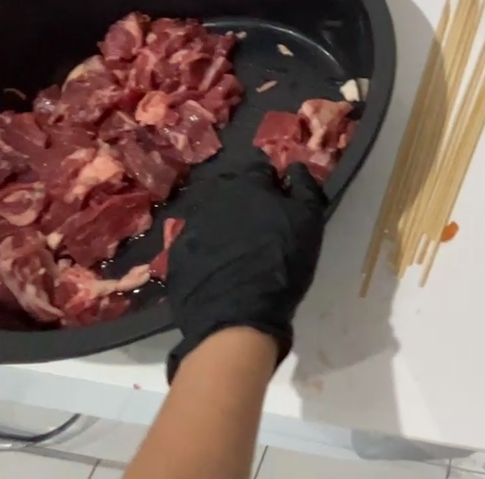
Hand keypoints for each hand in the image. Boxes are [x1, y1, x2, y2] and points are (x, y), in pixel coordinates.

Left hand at [165, 160, 325, 379]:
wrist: (237, 317)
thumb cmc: (281, 261)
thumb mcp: (308, 220)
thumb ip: (304, 186)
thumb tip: (293, 166)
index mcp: (247, 184)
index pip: (259, 166)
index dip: (271, 179)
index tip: (278, 193)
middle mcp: (214, 198)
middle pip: (231, 189)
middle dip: (244, 198)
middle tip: (259, 219)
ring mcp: (190, 228)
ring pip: (212, 215)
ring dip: (224, 221)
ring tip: (238, 244)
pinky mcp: (176, 257)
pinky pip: (196, 243)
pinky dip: (207, 247)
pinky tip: (219, 264)